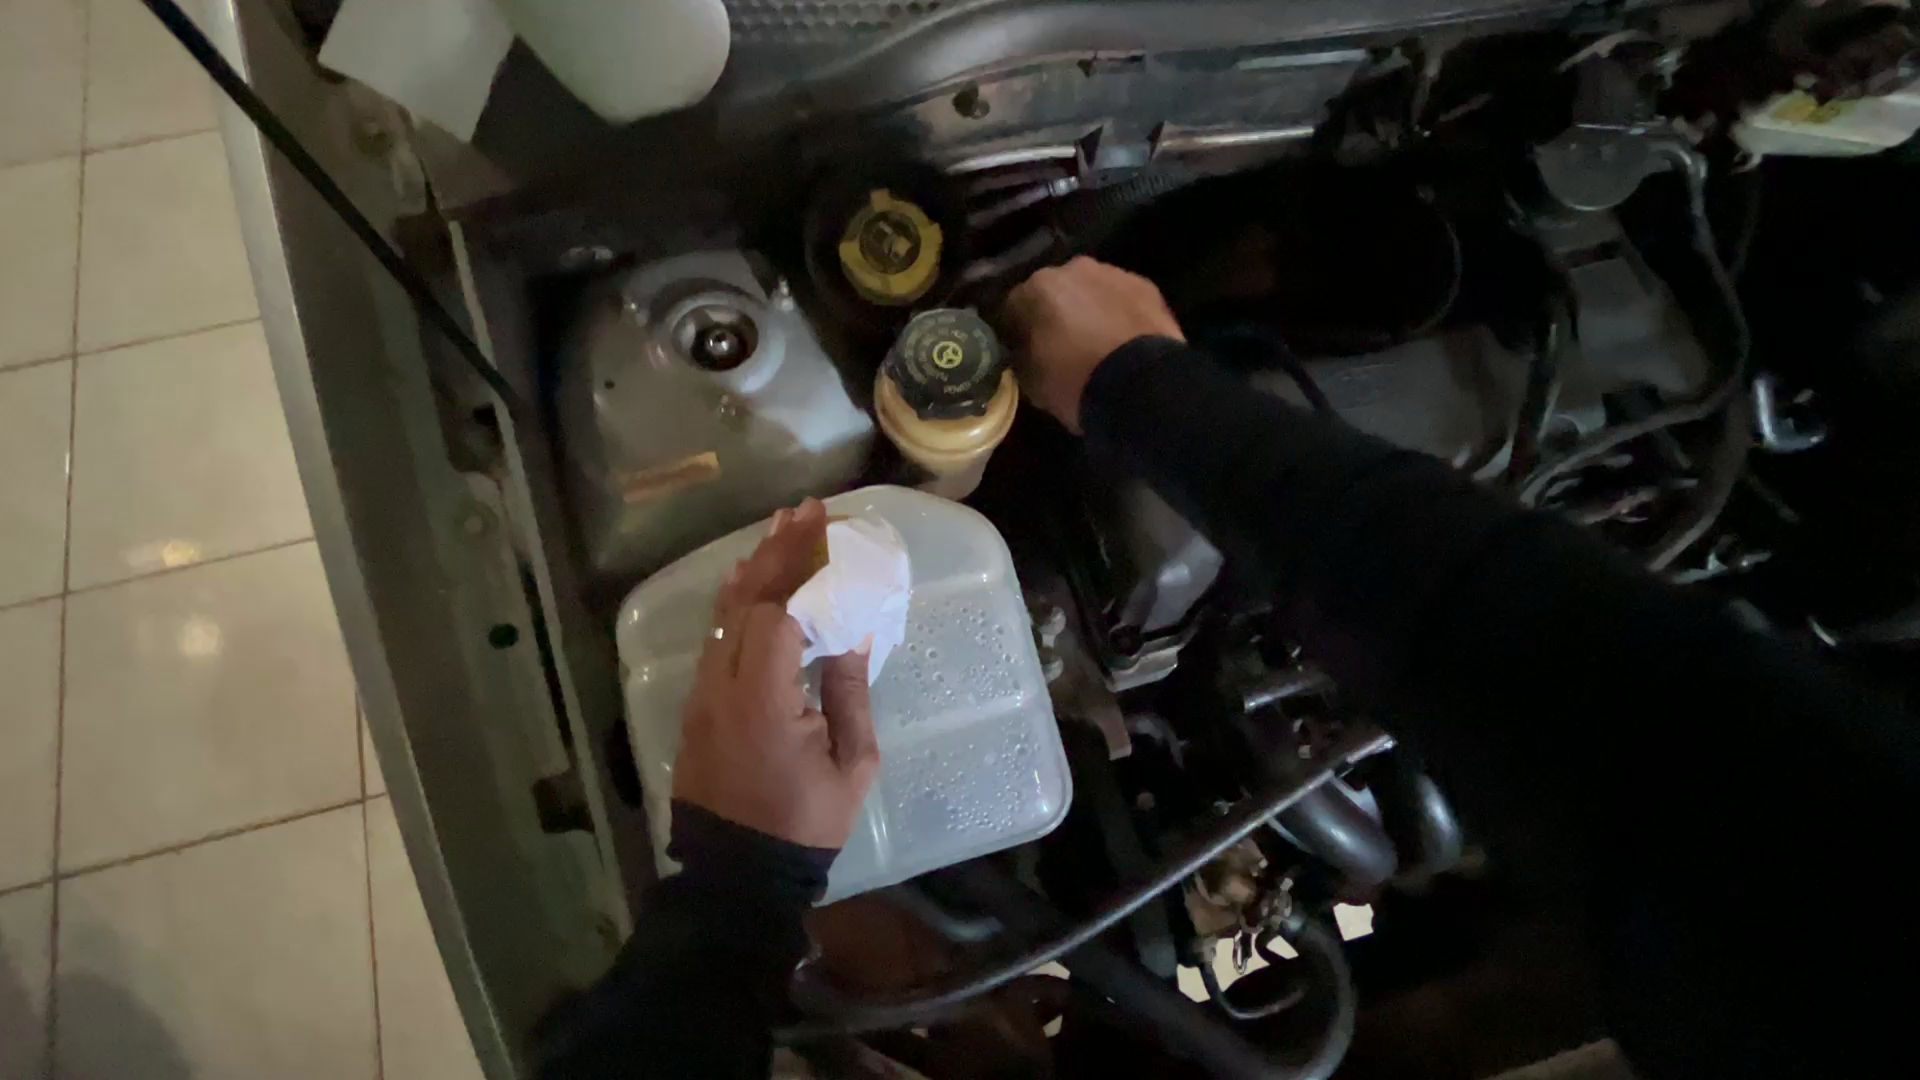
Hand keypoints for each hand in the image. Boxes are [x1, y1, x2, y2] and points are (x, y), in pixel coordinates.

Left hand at [672, 498, 879, 849]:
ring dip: (754, 568)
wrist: (737, 873)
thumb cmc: (804, 823)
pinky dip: (735, 601)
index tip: (827, 531)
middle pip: (746, 602)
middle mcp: (724, 688)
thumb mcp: (850, 763)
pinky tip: (747, 578)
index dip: (802, 569)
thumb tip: (857, 630)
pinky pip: (716, 638)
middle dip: (778, 551)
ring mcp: (704, 695)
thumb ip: (851, 691)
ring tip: (779, 529)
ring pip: (724, 615)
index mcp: (765, 702)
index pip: (777, 615)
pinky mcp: (698, 704)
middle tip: (806, 511)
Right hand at [1002, 256, 1184, 432]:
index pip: (1013, 307)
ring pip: (1090, 292)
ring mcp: (1114, 273)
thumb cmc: (1074, 381)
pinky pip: (1120, 300)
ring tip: (1095, 345)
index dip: (1014, 332)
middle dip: (1054, 315)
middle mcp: (1073, 269)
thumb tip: (1022, 351)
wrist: (1139, 385)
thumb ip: (1020, 356)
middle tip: (1059, 348)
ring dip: (1088, 312)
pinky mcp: (1147, 286)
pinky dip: (1117, 316)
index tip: (1019, 352)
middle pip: (1054, 292)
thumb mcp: (1030, 379)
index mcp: (1037, 287)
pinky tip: (1120, 342)